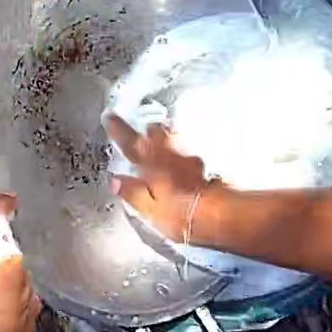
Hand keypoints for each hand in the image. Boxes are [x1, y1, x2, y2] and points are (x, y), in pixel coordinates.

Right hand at [105, 113, 212, 242]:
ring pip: (173, 141)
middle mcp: (171, 156)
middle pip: (156, 134)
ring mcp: (189, 160)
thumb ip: (131, 192)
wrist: (221, 215)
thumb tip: (116, 181)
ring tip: (159, 145)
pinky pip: (186, 156)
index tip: (110, 116)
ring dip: (165, 140)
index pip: (130, 142)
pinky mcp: (203, 168)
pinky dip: (179, 157)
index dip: (118, 129)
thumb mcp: (149, 209)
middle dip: (147, 130)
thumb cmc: (183, 215)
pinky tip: (180, 166)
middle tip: (141, 130)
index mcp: (152, 164)